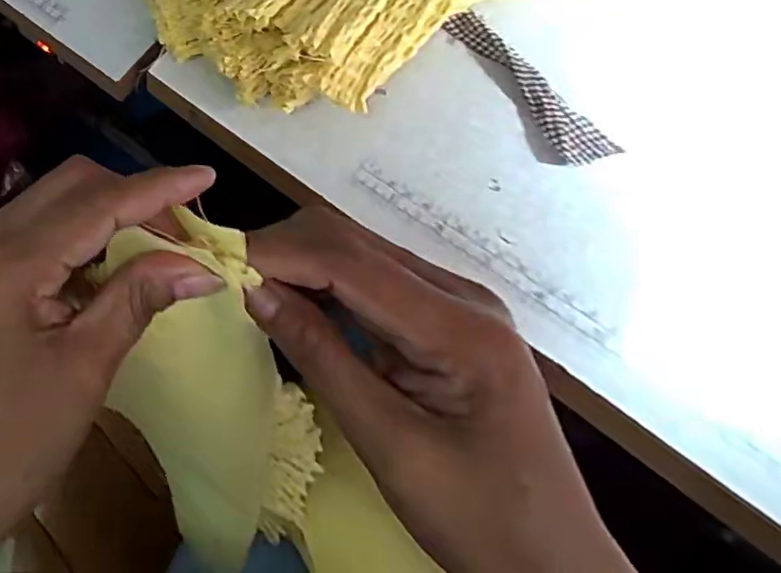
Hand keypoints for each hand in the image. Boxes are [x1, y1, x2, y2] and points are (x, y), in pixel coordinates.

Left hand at [0, 157, 224, 571]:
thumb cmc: (18, 440)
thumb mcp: (86, 367)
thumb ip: (139, 297)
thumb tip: (202, 263)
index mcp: (11, 260)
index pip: (98, 203)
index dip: (157, 188)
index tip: (207, 175)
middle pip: (76, 182)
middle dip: (134, 193)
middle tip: (183, 230)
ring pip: (60, 194)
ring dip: (112, 206)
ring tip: (159, 241)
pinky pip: (44, 220)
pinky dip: (86, 226)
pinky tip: (114, 256)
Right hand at [245, 208, 631, 572]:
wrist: (559, 569)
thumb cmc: (481, 521)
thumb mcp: (390, 445)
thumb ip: (320, 357)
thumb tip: (252, 290)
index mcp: (460, 326)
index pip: (350, 261)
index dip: (280, 253)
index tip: (220, 262)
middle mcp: (460, 295)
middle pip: (352, 241)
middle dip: (285, 249)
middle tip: (228, 275)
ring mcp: (455, 302)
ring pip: (357, 251)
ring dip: (300, 261)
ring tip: (250, 285)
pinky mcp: (443, 317)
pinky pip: (370, 279)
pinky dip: (322, 283)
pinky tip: (294, 301)